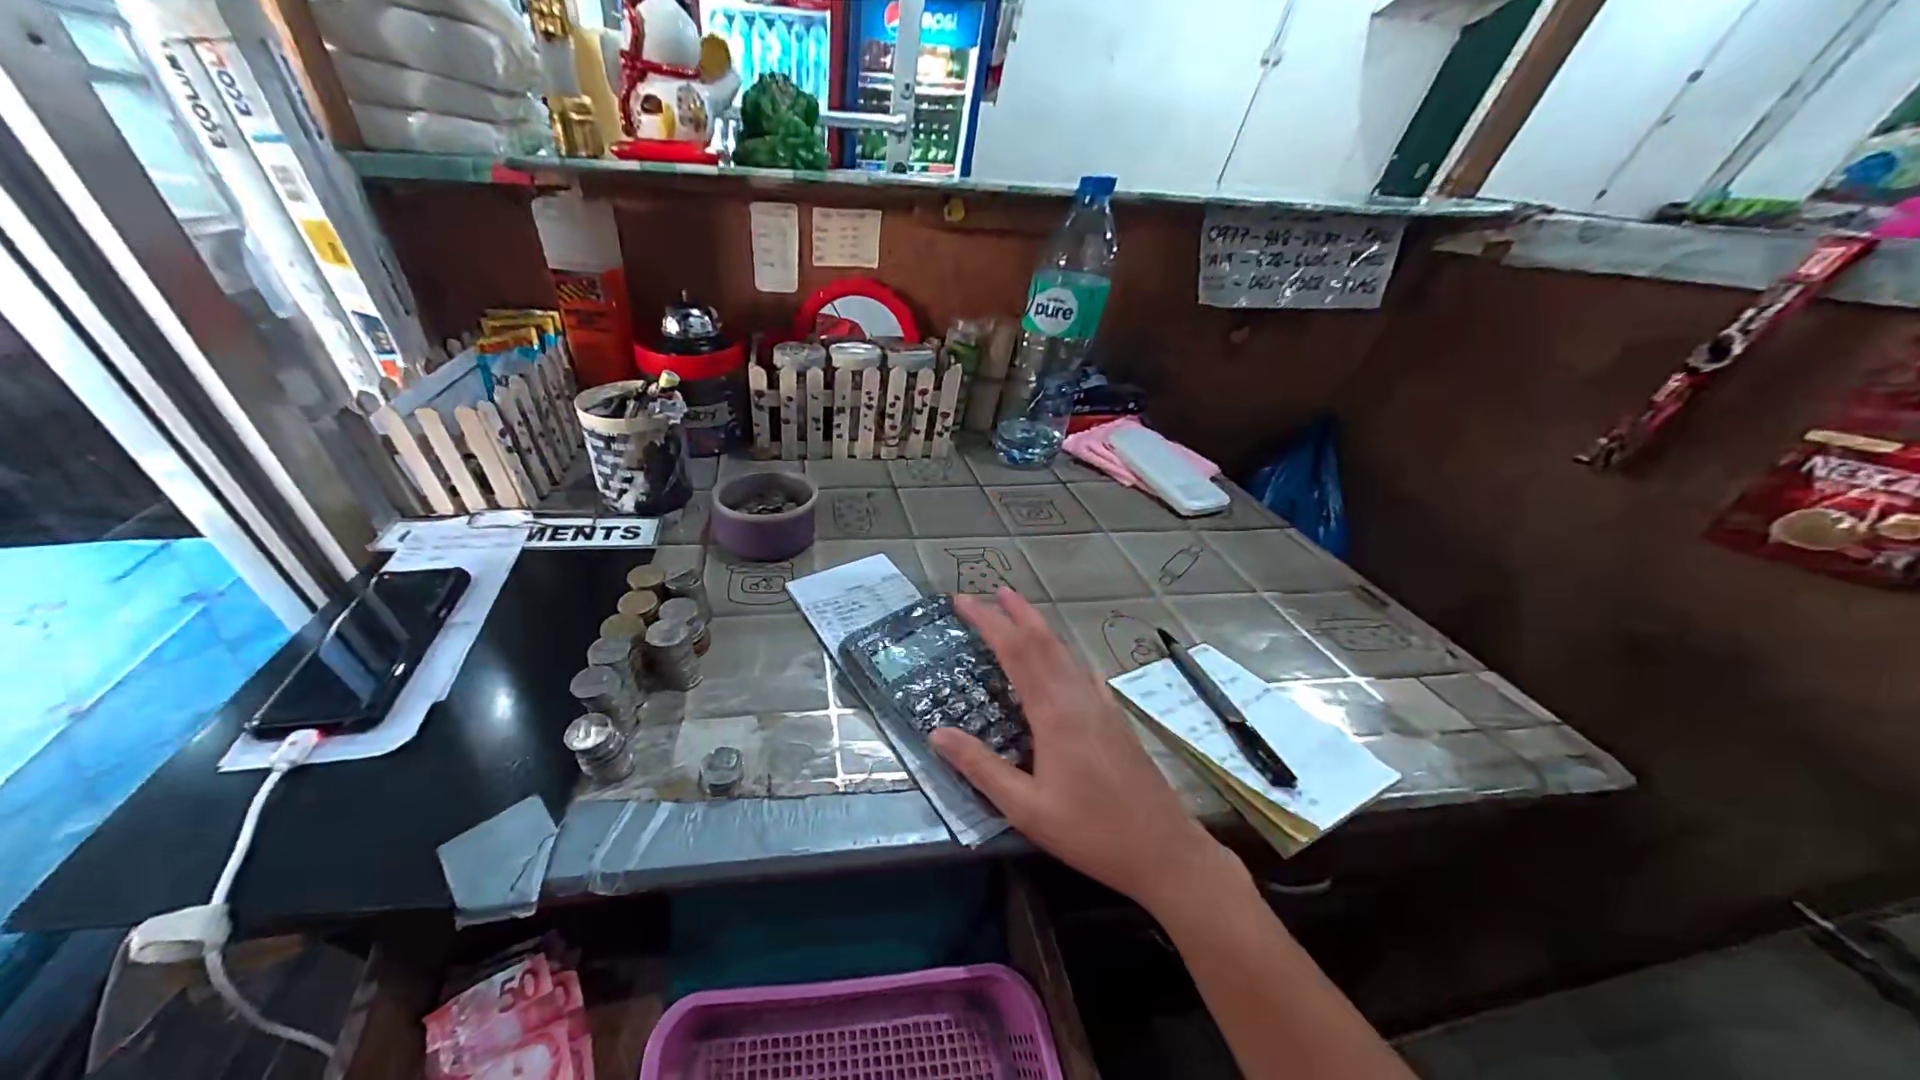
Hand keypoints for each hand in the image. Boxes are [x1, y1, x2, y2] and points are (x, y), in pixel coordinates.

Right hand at [931, 589, 1238, 914]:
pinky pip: (1083, 673)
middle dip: (1016, 612)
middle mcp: (1079, 698)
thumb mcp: (1026, 808)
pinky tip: (1064, 662)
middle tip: (990, 591)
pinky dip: (1063, 654)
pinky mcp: (1116, 719)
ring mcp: (1102, 706)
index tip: (963, 600)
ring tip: (1019, 613)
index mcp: (1055, 713)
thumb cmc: (1091, 832)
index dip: (988, 621)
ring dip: (1040, 628)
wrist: (1165, 850)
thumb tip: (937, 734)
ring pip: (1066, 653)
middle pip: (1045, 641)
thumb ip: (981, 768)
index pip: (1016, 651)